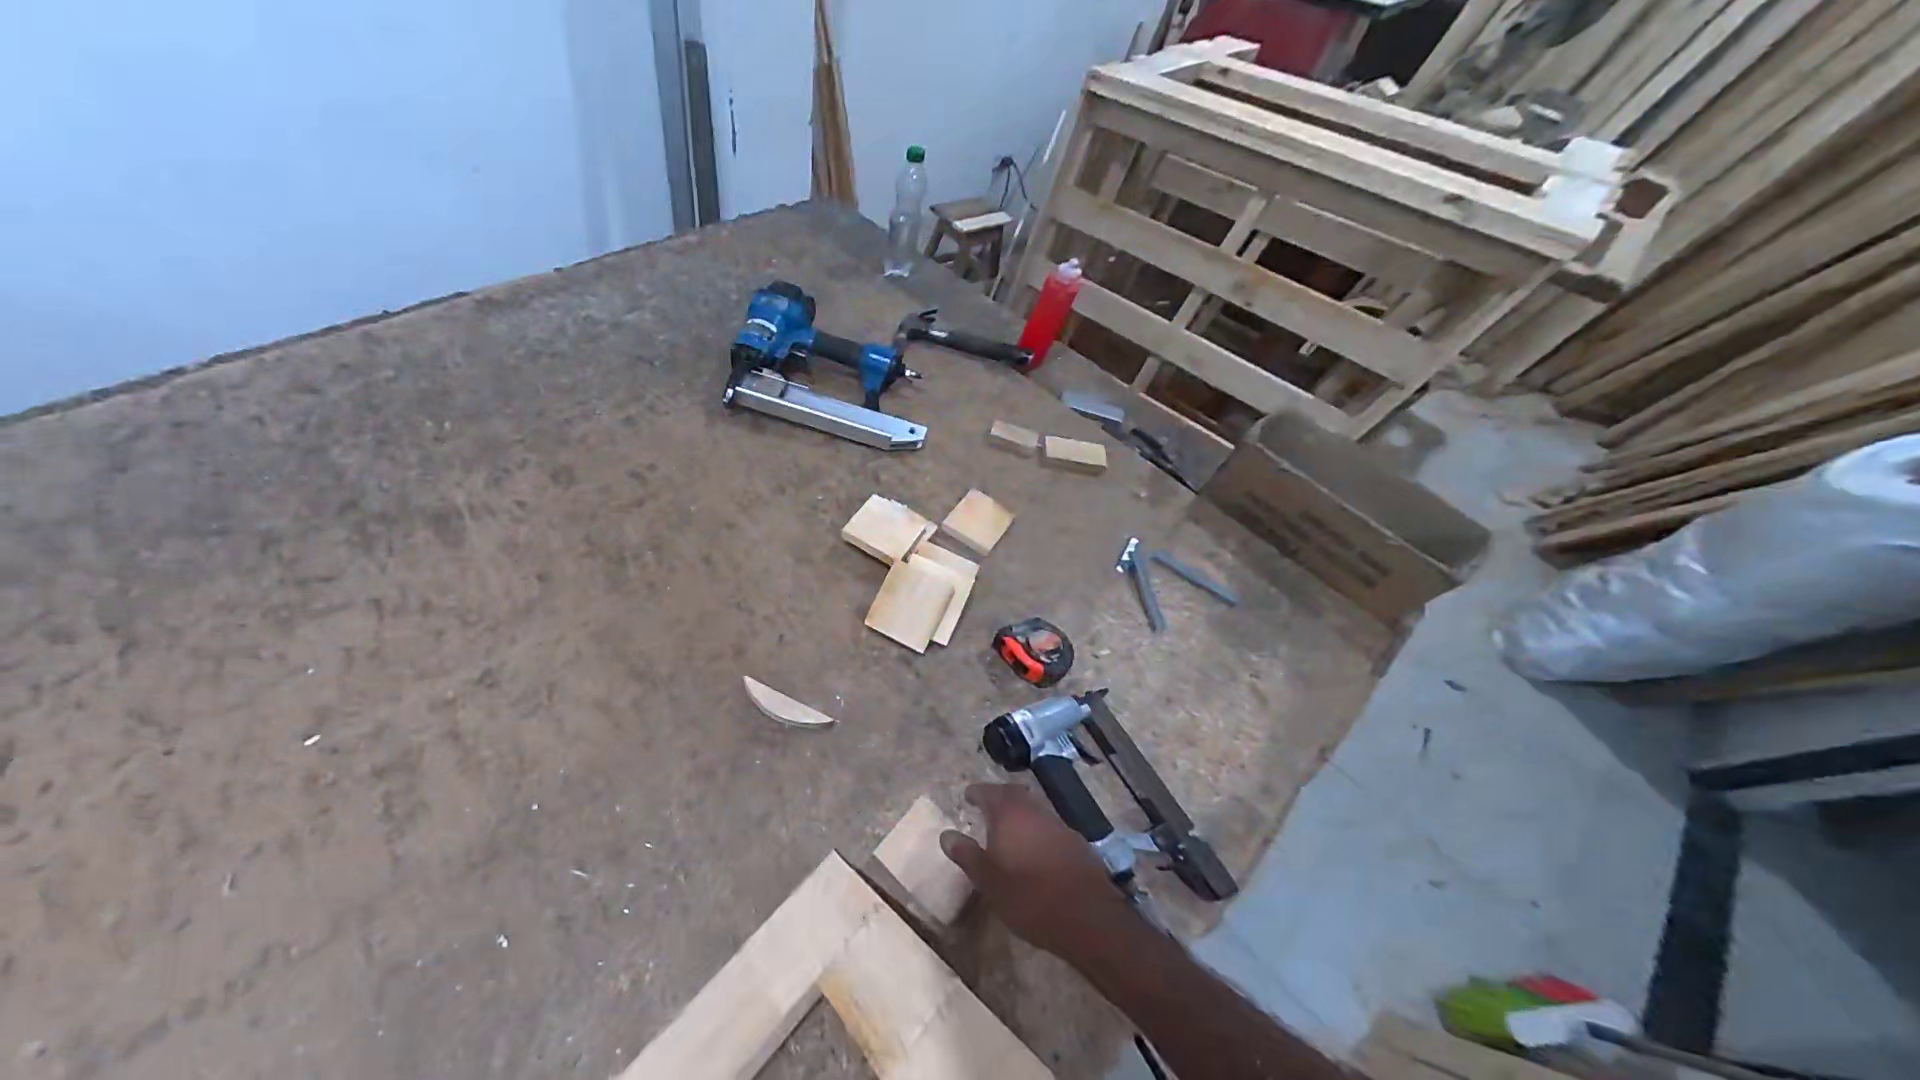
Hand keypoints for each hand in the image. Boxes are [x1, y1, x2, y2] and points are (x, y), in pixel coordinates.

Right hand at [940, 782, 1137, 959]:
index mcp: (1010, 814)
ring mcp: (1058, 825)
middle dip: (999, 797)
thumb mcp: (989, 881)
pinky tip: (1033, 849)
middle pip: (1014, 794)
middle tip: (985, 806)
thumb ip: (967, 855)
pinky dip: (1035, 829)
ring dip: (1019, 812)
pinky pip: (1048, 826)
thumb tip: (946, 835)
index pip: (990, 792)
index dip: (977, 792)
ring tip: (1006, 829)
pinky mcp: (1076, 842)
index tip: (968, 796)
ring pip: (1033, 808)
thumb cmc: (1029, 897)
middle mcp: (1035, 811)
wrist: (1087, 916)